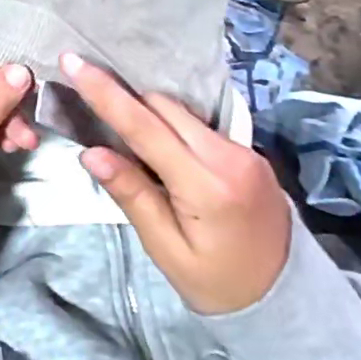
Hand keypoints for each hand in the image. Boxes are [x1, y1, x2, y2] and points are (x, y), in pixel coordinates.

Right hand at [63, 53, 291, 313]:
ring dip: (149, 112)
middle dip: (125, 97)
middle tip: (88, 91)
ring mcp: (245, 151)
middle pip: (165, 108)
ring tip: (119, 121)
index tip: (74, 61)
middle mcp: (229, 156)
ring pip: (183, 112)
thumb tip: (92, 152)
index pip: (145, 127)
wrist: (286, 299)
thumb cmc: (217, 284)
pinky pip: (200, 125)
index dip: (105, 93)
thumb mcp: (167, 249)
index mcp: (207, 185)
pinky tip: (158, 143)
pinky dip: (172, 126)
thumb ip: (133, 195)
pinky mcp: (250, 152)